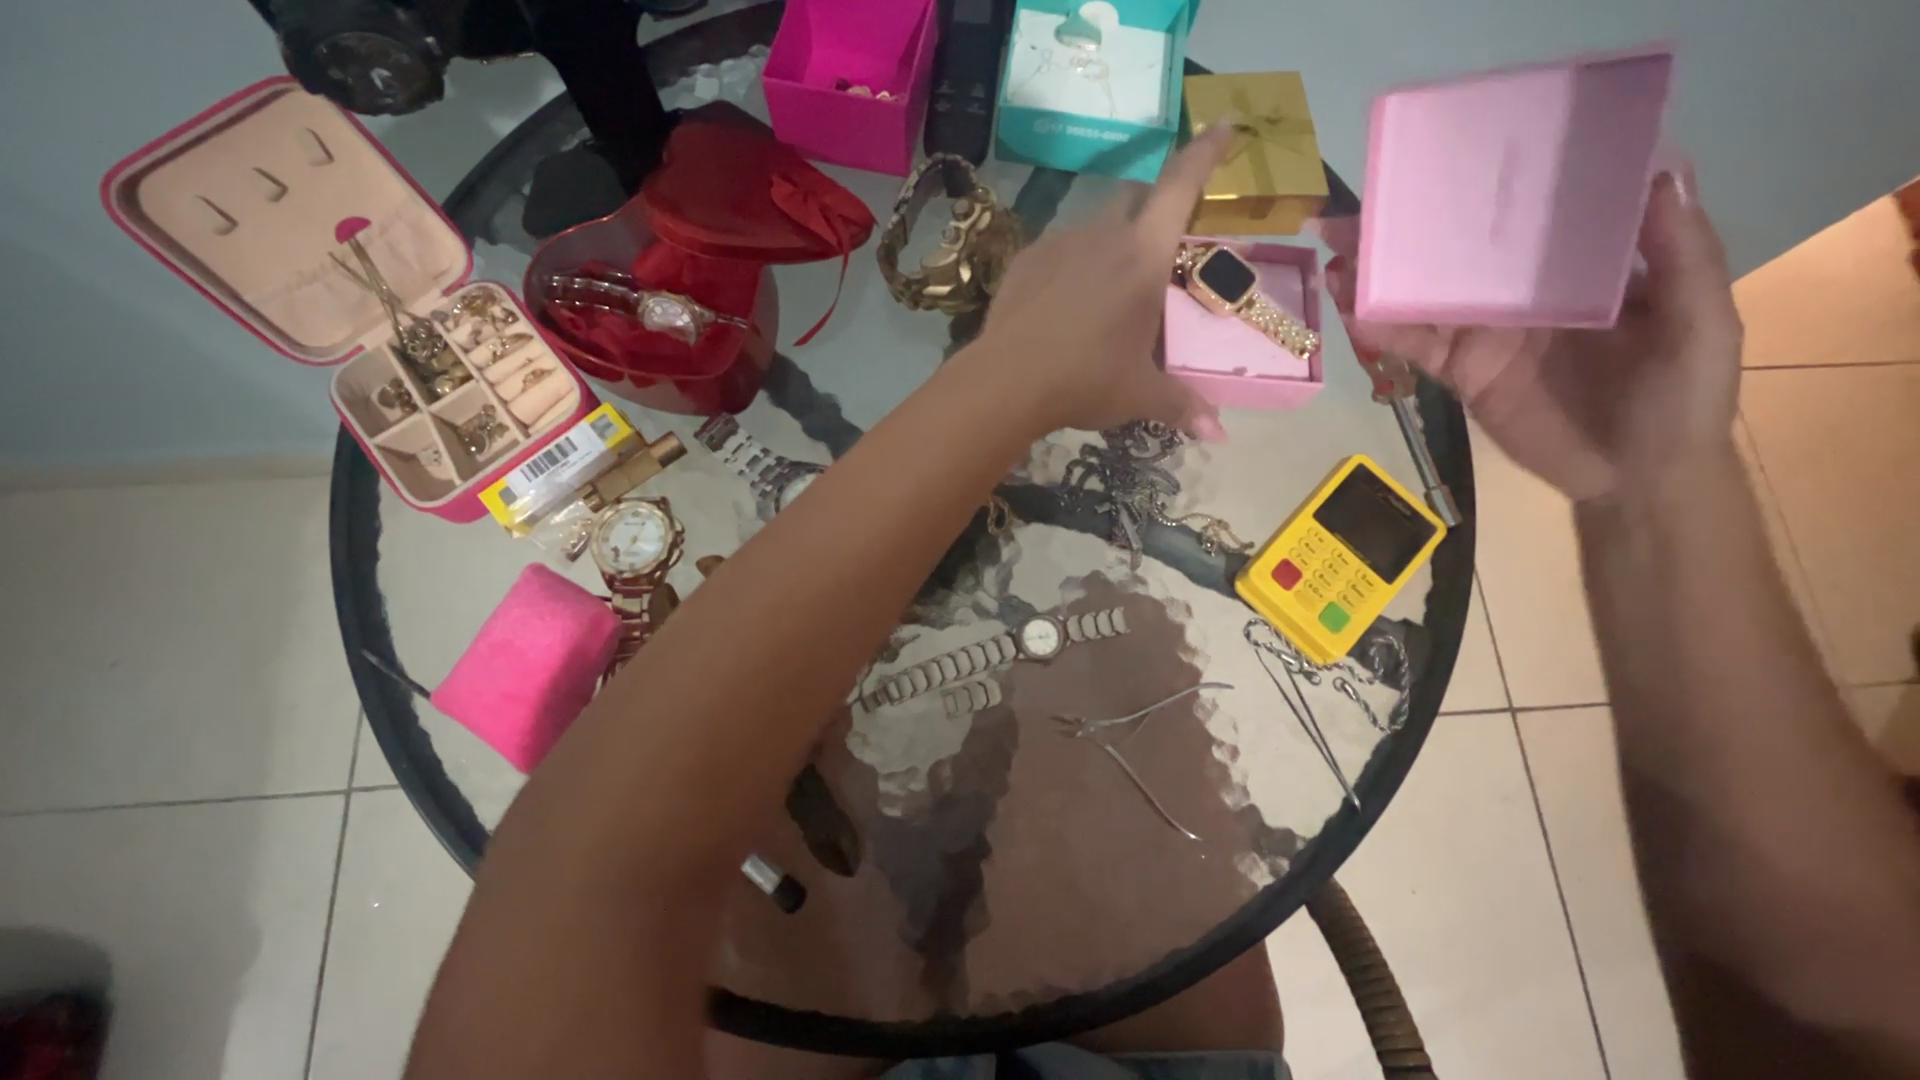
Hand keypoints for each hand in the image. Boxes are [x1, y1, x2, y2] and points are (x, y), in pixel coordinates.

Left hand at [963, 123, 1234, 437]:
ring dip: (1107, 243)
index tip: (1221, 125)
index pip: (1181, 187)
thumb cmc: (1085, 380)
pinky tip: (1064, 303)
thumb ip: (1182, 406)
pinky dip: (1070, 265)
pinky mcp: (1025, 261)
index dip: (1205, 154)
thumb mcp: (1139, 395)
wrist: (1006, 381)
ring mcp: (1058, 244)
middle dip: (1151, 206)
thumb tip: (1219, 435)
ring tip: (1105, 290)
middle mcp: (1103, 236)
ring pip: (1093, 224)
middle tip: (1158, 244)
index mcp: (1143, 256)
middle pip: (1135, 197)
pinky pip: (1057, 249)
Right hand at [1324, 170, 1743, 503]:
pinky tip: (1351, 309)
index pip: (1528, 215)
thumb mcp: (1702, 322)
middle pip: (1458, 251)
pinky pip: (1415, 346)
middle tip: (1352, 214)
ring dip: (1379, 275)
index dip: (1488, 186)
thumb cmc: (1682, 398)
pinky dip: (1382, 329)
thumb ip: (1682, 256)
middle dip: (1406, 230)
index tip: (1451, 156)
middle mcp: (1524, 290)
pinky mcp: (1461, 371)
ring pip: (1423, 295)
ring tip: (1337, 255)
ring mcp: (1486, 332)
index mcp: (1580, 266)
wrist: (1635, 479)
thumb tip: (1660, 174)